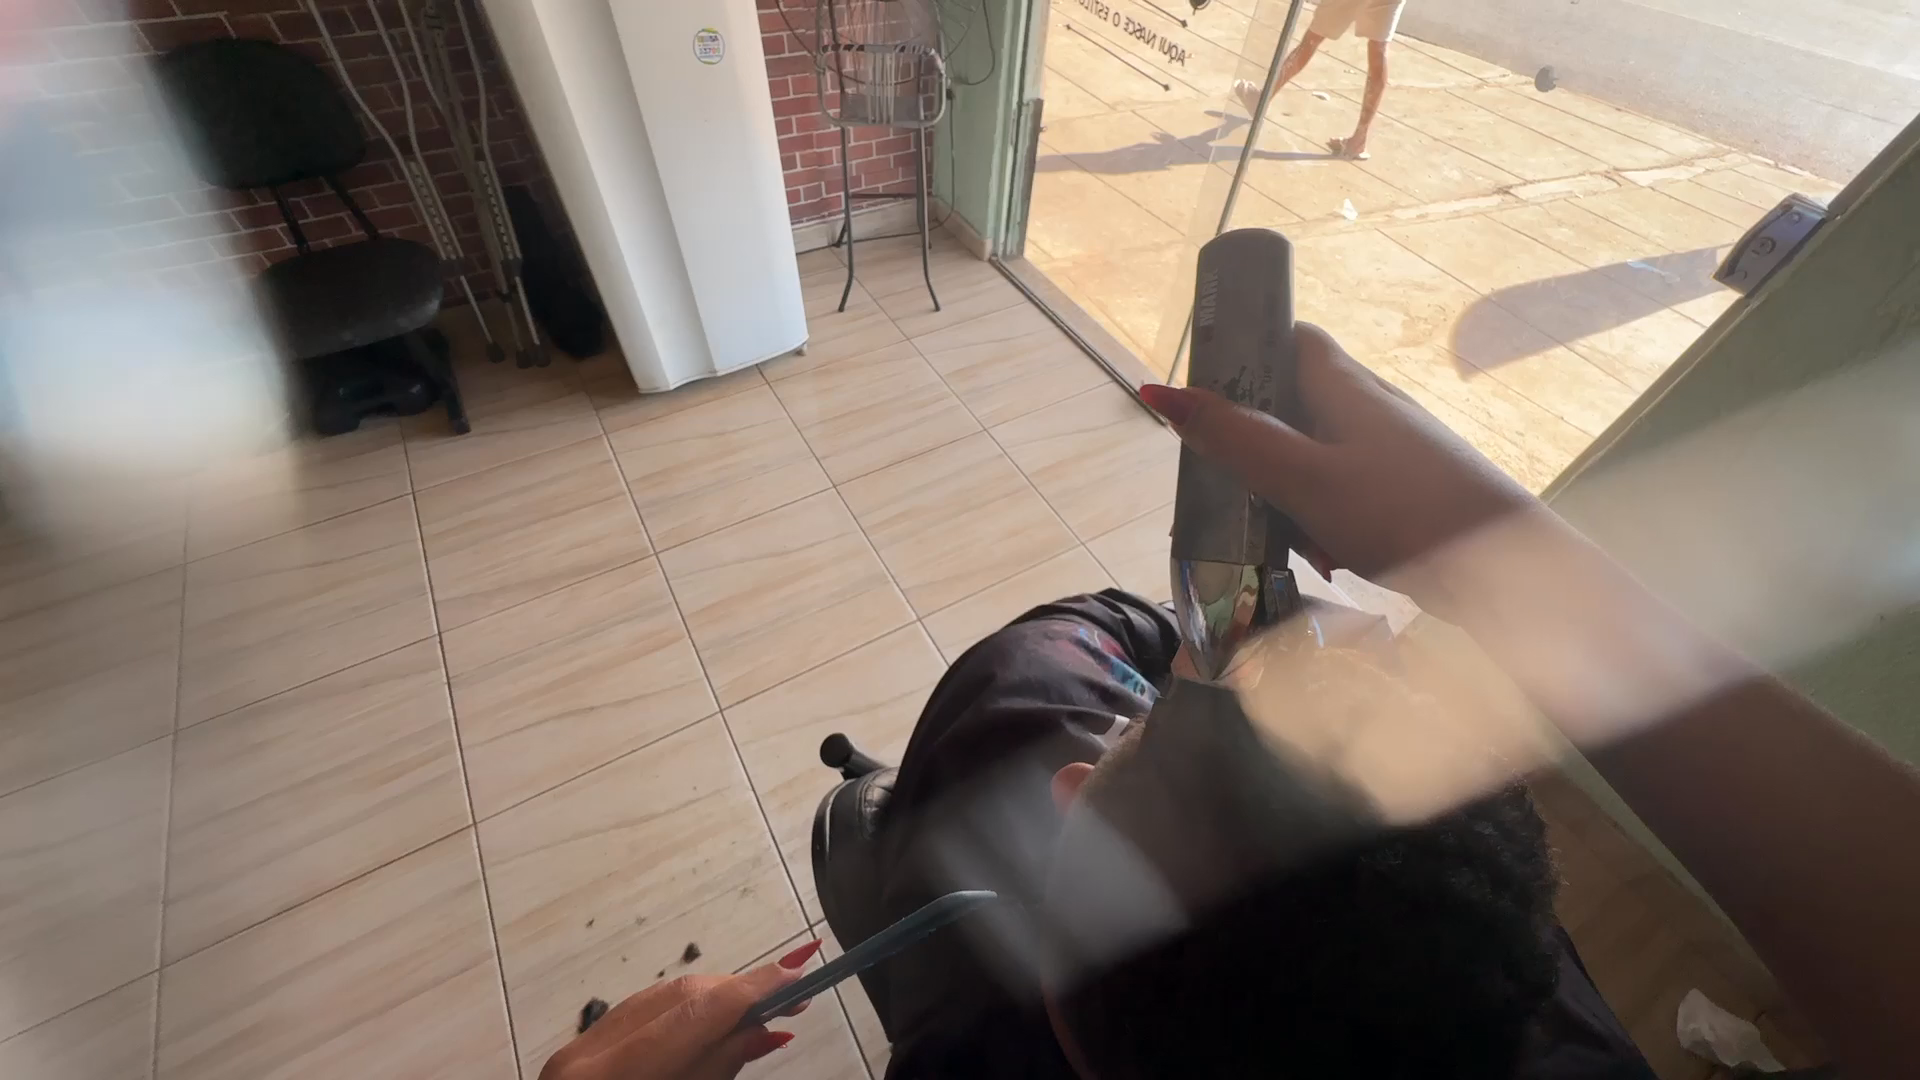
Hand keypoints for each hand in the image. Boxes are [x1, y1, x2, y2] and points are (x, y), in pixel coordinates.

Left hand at [539, 940, 821, 1079]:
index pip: (699, 1011)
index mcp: (612, 1076)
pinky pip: (646, 1010)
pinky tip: (712, 1020)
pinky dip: (685, 1010)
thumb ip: (719, 1068)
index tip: (799, 969)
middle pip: (685, 995)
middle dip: (741, 991)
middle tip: (791, 996)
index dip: (755, 987)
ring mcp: (579, 1044)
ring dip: (717, 998)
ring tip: (758, 1012)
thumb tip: (770, 1026)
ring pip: (667, 995)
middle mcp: (589, 1051)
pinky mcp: (581, 1045)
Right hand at [1142, 324, 1541, 608]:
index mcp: (1344, 387)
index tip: (1207, 391)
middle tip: (1223, 484)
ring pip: (1309, 455)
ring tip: (1272, 534)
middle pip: (1290, 404)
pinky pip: (1337, 490)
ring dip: (1280, 489)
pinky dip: (1315, 516)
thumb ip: (1232, 437)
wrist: (1509, 574)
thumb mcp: (1301, 476)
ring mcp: (1388, 451)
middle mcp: (1368, 408)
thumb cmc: (1401, 511)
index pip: (1290, 338)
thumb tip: (1159, 392)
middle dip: (1249, 442)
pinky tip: (1320, 553)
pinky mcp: (1401, 490)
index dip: (1246, 352)